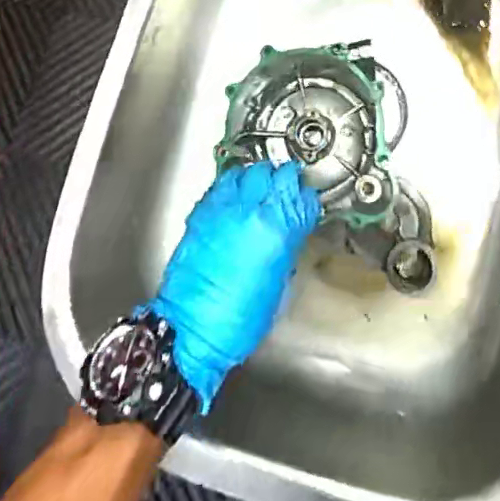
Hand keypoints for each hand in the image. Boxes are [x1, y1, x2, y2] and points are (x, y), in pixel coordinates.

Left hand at [147, 162, 320, 410]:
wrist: (192, 329)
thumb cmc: (238, 318)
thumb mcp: (279, 282)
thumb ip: (287, 245)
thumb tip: (290, 228)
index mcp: (277, 230)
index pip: (302, 197)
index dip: (307, 198)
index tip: (307, 202)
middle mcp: (251, 211)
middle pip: (276, 174)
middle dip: (285, 180)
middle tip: (287, 188)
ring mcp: (224, 207)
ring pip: (248, 171)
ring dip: (258, 177)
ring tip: (262, 186)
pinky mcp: (202, 211)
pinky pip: (223, 184)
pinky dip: (234, 184)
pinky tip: (238, 195)